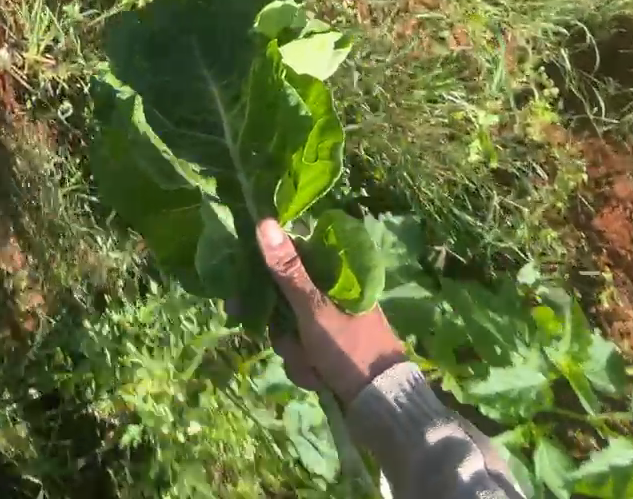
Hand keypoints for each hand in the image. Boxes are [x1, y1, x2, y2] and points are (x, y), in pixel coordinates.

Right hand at [256, 218, 407, 401]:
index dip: (266, 265)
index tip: (246, 279)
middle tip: (272, 333)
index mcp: (337, 277)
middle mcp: (332, 296)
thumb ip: (288, 270)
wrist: (385, 411)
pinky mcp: (328, 350)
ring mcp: (330, 324)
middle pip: (284, 293)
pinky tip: (316, 376)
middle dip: (276, 320)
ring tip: (309, 364)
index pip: (293, 255)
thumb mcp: (314, 309)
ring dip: (291, 347)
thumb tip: (264, 221)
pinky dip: (303, 364)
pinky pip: (299, 348)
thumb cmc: (351, 350)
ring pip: (288, 324)